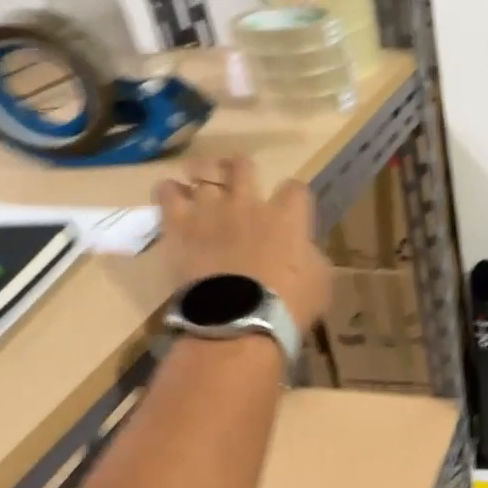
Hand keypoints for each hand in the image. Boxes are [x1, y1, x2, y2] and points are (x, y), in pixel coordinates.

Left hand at [155, 155, 332, 328]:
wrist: (241, 321)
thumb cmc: (289, 306)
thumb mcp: (320, 283)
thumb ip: (312, 257)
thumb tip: (304, 250)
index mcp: (288, 216)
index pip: (296, 187)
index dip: (294, 196)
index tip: (292, 209)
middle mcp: (248, 202)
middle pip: (243, 165)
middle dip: (242, 170)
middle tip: (239, 184)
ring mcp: (211, 209)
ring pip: (202, 170)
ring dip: (204, 177)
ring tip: (201, 188)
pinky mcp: (180, 224)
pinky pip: (167, 191)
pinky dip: (170, 193)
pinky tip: (174, 202)